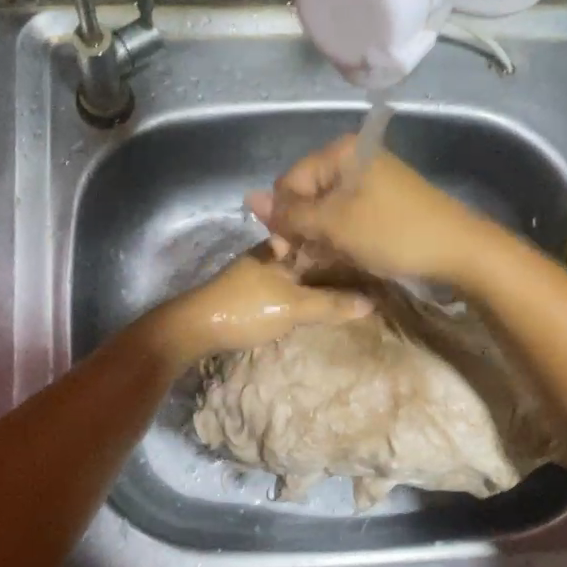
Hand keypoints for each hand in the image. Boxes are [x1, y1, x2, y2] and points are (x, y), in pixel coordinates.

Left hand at [146, 245, 373, 365]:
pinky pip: (289, 287)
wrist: (195, 328)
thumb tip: (372, 303)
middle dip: (337, 267)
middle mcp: (271, 252)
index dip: (346, 248)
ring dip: (322, 282)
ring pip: (300, 273)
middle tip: (370, 281)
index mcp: (281, 245)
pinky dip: (307, 294)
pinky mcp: (253, 292)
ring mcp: (260, 272)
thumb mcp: (293, 307)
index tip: (372, 260)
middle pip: (312, 256)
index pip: (321, 238)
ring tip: (352, 294)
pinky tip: (320, 305)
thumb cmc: (246, 309)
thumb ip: (331, 304)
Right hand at [244, 134, 496, 282]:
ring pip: (327, 212)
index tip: (287, 253)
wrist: (459, 251)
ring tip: (327, 263)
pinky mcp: (384, 205)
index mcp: (341, 152)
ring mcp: (371, 183)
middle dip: (302, 230)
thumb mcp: (334, 225)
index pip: (288, 183)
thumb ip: (289, 214)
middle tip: (306, 262)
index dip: (282, 219)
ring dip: (320, 239)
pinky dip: (341, 240)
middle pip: (307, 196)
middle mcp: (354, 159)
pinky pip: (348, 219)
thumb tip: (247, 198)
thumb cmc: (392, 233)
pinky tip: (345, 259)